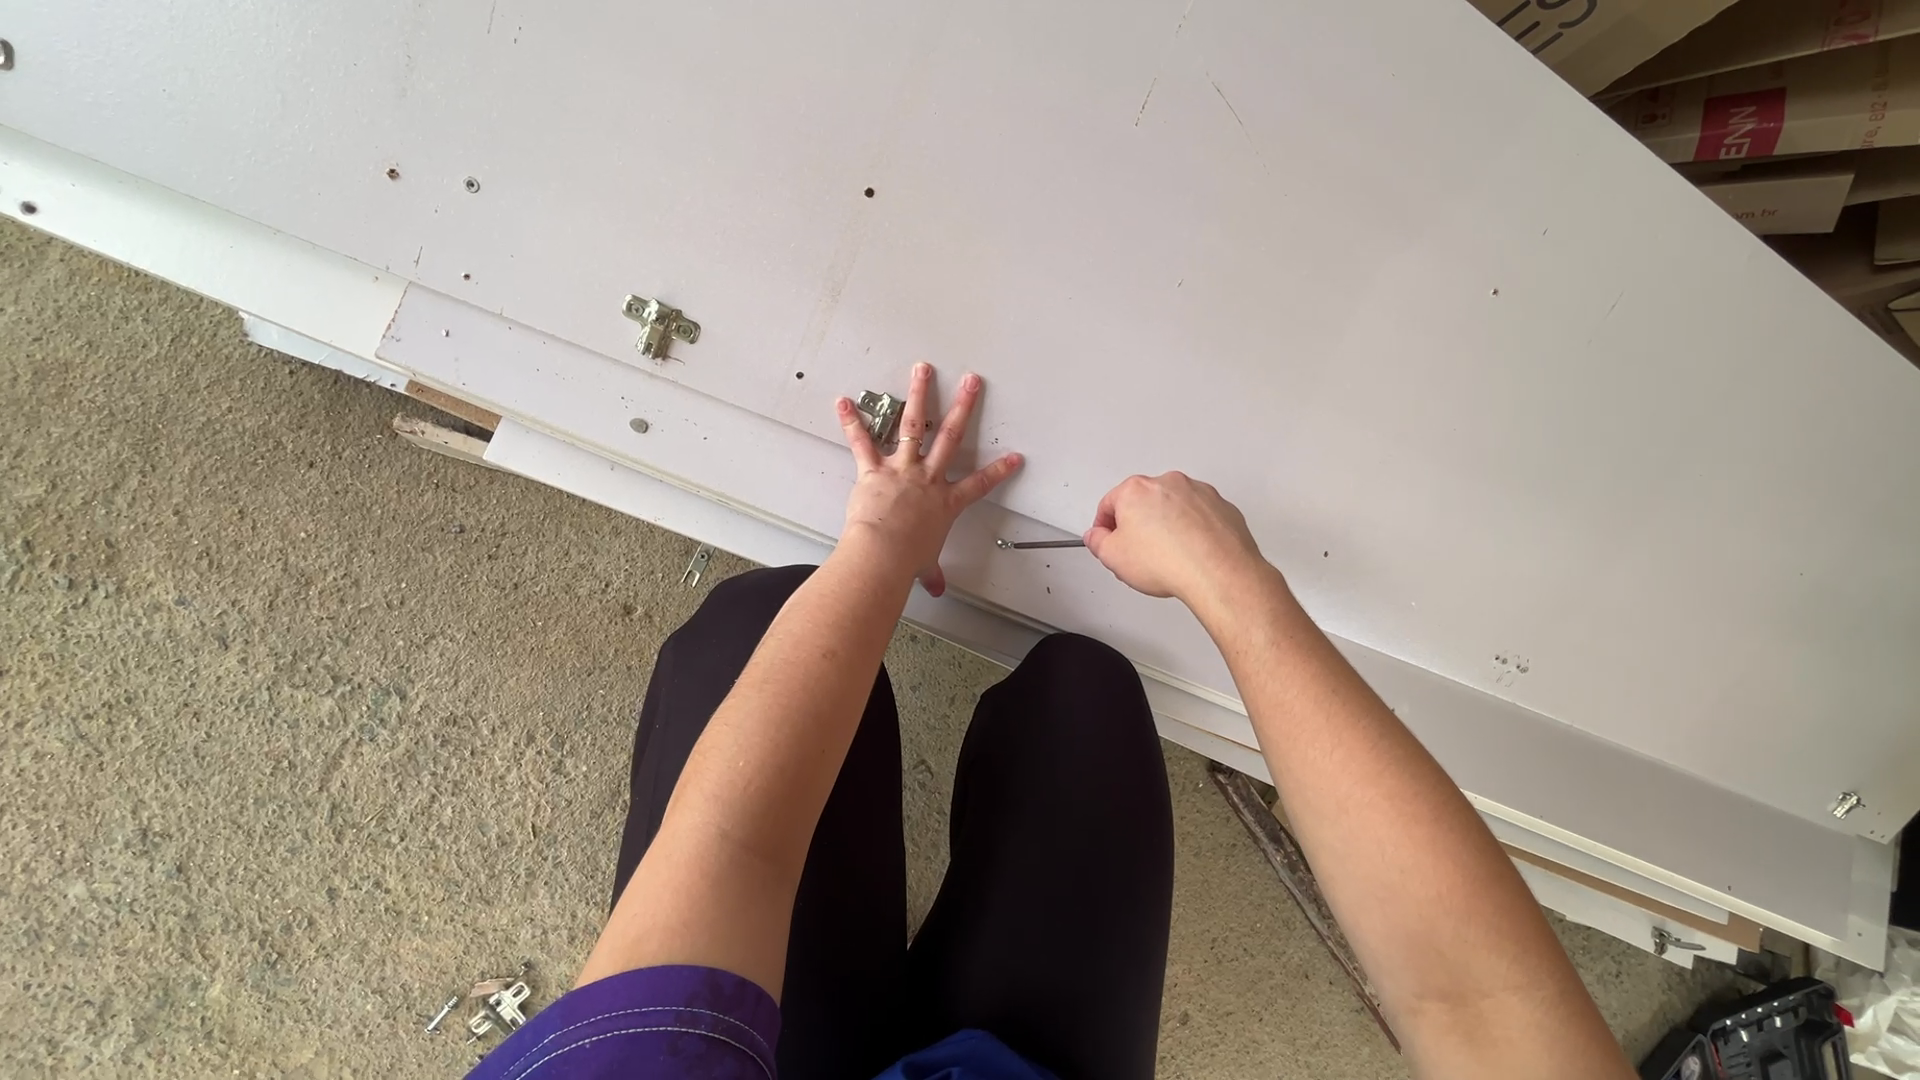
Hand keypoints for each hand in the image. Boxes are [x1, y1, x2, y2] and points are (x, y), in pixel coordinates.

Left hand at [836, 362, 1021, 595]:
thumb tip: (935, 587)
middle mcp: (928, 479)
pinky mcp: (874, 470)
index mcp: (945, 502)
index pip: (979, 485)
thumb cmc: (906, 560)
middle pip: (951, 437)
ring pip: (913, 426)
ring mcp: (902, 469)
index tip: (1014, 457)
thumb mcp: (924, 566)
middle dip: (964, 407)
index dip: (999, 471)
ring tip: (922, 371)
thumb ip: (931, 573)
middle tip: (972, 383)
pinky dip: (851, 422)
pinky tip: (845, 402)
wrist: (884, 553)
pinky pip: (862, 442)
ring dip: (919, 396)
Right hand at [1084, 472, 1273, 611]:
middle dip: (1138, 525)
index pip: (1109, 504)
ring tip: (1167, 557)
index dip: (1104, 527)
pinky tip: (1189, 554)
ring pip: (1173, 507)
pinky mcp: (1222, 507)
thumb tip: (1098, 537)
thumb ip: (1097, 542)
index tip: (1108, 540)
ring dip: (1167, 526)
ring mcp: (1198, 493)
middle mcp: (1168, 484)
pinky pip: (1199, 517)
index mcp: (1136, 490)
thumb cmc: (1170, 561)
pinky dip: (1193, 531)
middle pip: (1143, 502)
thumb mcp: (1112, 557)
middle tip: (1137, 553)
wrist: (1217, 573)